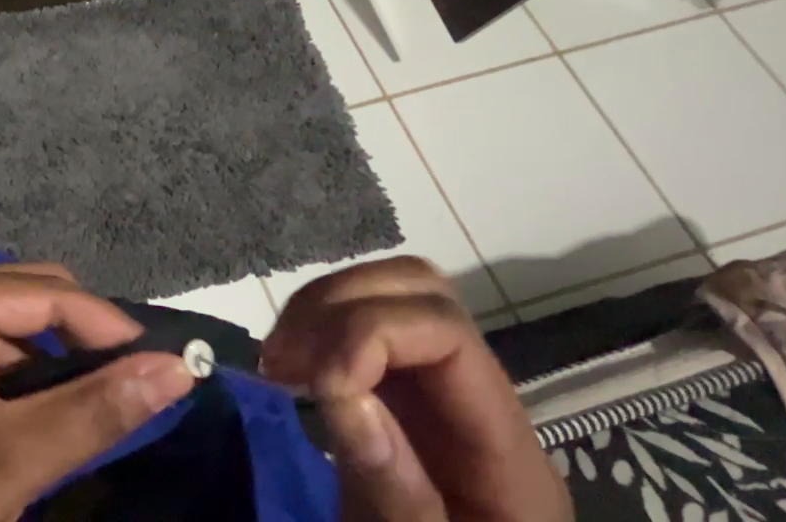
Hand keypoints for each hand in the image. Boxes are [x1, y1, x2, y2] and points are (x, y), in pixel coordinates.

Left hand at [0, 265, 196, 521]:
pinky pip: (12, 349)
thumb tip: (177, 370)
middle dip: (88, 332)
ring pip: (28, 322)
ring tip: (120, 388)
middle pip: (35, 295)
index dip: (105, 323)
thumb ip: (92, 413)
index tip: (164, 363)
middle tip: (144, 378)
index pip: (43, 292)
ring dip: (72, 353)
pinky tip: (78, 396)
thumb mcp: (9, 460)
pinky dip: (49, 371)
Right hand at [261, 258, 570, 521]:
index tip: (315, 384)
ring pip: (387, 292)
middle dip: (341, 304)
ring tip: (277, 364)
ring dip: (321, 309)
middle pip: (422, 290)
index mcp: (507, 452)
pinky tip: (287, 369)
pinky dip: (315, 328)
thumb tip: (341, 391)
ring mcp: (438, 393)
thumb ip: (394, 495)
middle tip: (284, 362)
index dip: (370, 333)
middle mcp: (478, 399)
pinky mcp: (401, 398)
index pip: (447, 333)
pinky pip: (360, 326)